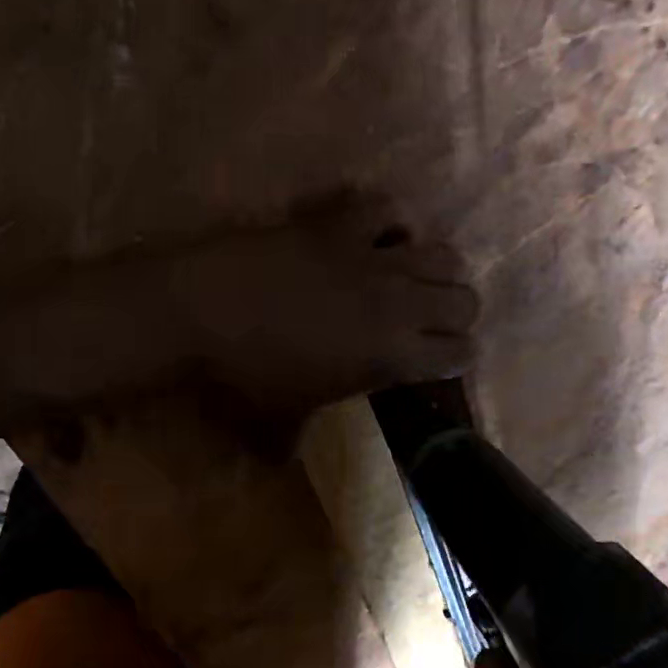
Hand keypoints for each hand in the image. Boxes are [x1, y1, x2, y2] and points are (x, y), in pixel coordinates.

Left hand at [159, 195, 478, 415]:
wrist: (202, 310)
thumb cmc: (244, 374)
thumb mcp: (278, 422)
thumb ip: (297, 441)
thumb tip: (284, 459)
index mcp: (391, 356)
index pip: (460, 353)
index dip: (456, 357)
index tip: (441, 358)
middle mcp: (397, 303)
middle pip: (465, 299)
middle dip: (456, 312)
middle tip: (429, 319)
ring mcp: (372, 257)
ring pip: (443, 254)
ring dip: (435, 268)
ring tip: (410, 276)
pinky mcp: (341, 224)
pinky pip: (387, 208)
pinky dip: (387, 221)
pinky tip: (373, 236)